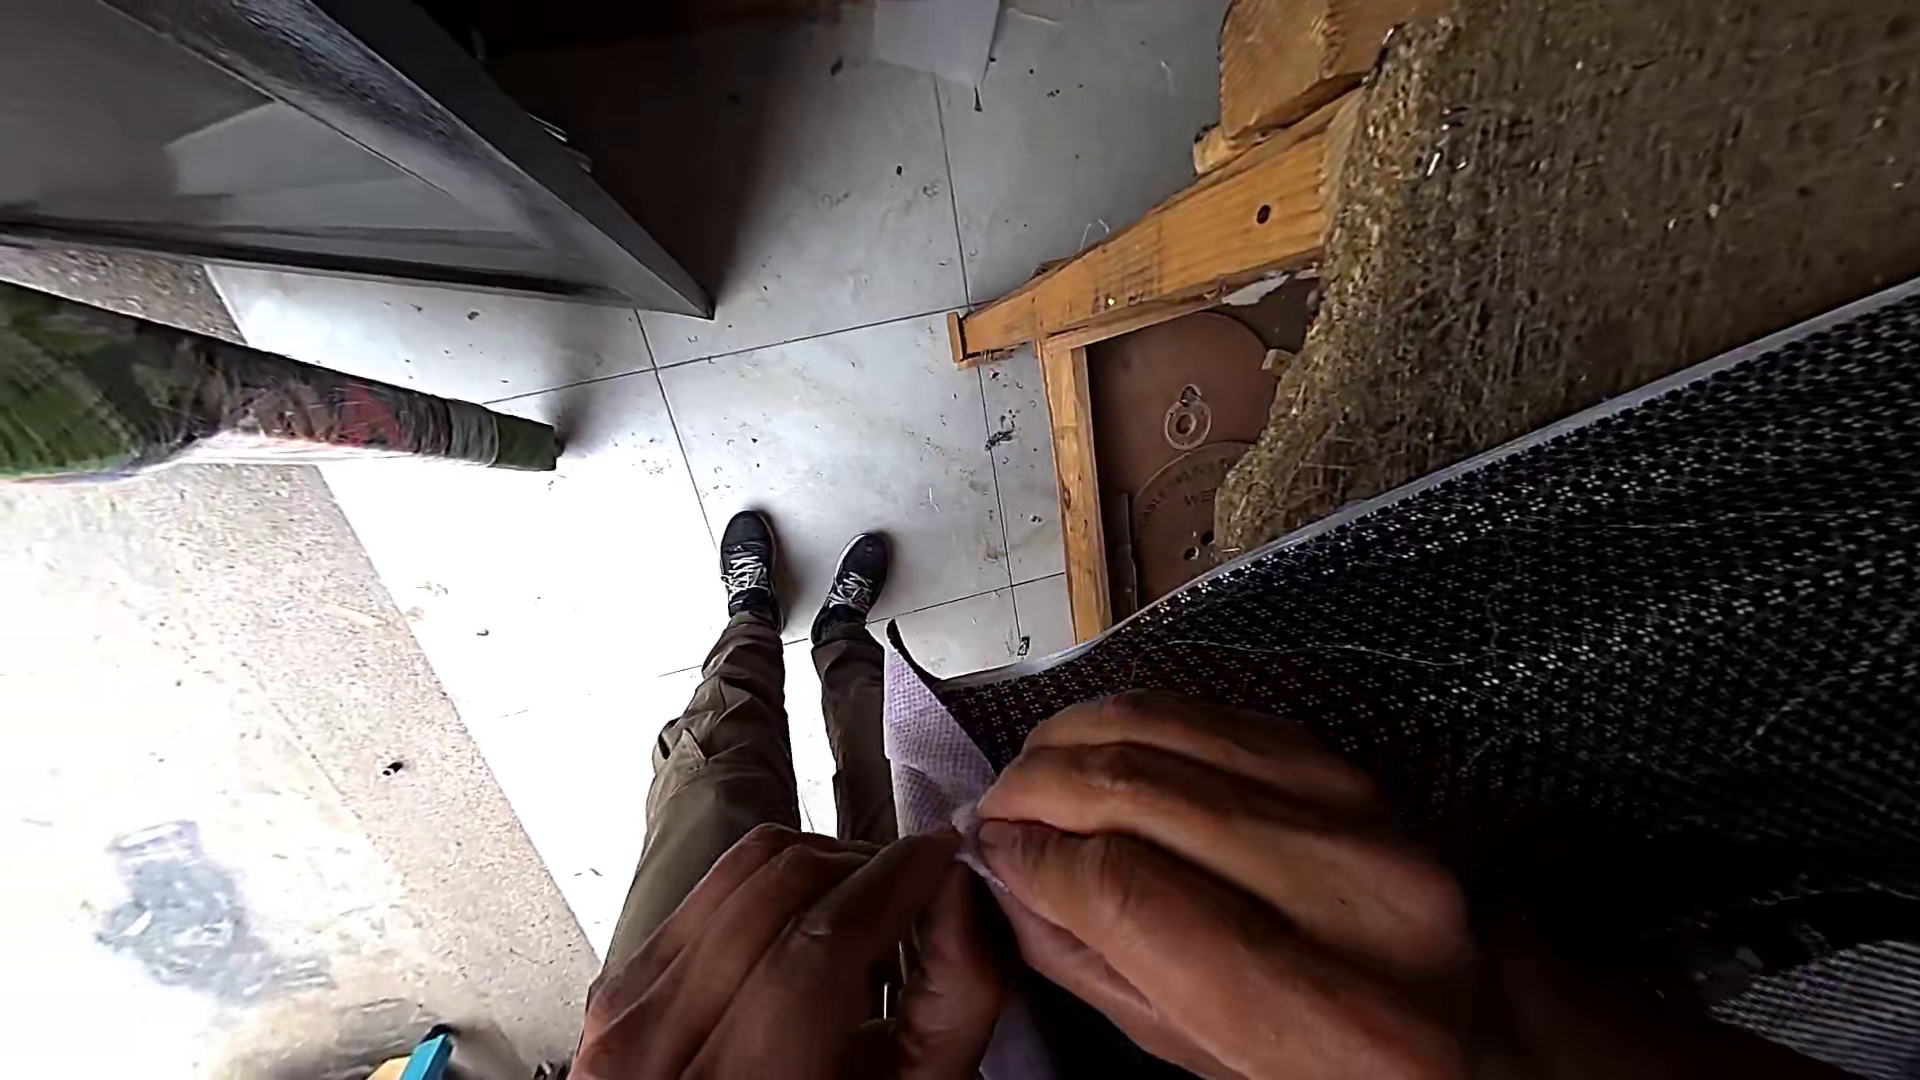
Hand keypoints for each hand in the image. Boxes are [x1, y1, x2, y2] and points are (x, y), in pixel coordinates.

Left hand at [576, 824, 1002, 1079]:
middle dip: (873, 864)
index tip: (943, 852)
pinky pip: (724, 876)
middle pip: (787, 890)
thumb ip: (954, 995)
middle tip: (916, 883)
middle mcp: (649, 1053)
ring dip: (834, 860)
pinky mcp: (626, 973)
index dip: (896, 881)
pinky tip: (820, 910)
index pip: (818, 951)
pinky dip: (789, 871)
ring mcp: (624, 1008)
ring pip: (754, 864)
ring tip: (871, 900)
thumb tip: (957, 883)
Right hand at [976, 691, 1471, 1079]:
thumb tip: (1005, 874)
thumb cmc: (1335, 1067)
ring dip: (1065, 735)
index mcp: (1330, 1015)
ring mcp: (1345, 796)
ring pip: (1154, 722)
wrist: (1487, 1015)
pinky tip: (1085, 740)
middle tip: (993, 803)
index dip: (1035, 857)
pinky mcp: (1328, 750)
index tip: (988, 848)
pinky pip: (1191, 704)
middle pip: (1134, 786)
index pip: (1129, 891)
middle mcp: (1347, 883)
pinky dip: (1117, 714)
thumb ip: (1094, 964)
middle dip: (1034, 785)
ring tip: (1027, 766)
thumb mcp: (1207, 1061)